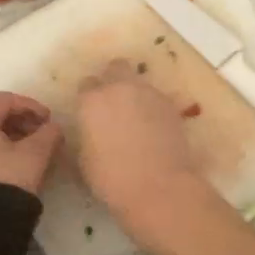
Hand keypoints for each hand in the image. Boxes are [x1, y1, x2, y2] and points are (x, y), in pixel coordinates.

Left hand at [0, 91, 62, 194]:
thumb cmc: (9, 180)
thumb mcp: (36, 155)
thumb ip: (49, 134)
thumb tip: (53, 128)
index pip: (5, 100)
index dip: (30, 105)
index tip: (48, 119)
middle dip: (23, 122)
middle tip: (44, 134)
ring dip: (14, 138)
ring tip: (35, 151)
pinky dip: (2, 151)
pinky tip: (20, 165)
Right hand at [74, 60, 214, 239]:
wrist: (159, 187)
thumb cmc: (112, 179)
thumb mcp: (84, 160)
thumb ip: (86, 135)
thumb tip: (91, 131)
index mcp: (92, 100)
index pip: (86, 84)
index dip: (88, 97)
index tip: (90, 112)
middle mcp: (120, 88)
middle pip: (115, 67)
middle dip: (113, 79)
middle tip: (113, 103)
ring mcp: (149, 93)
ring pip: (139, 81)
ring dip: (135, 93)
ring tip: (137, 118)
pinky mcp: (171, 105)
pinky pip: (157, 98)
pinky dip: (153, 107)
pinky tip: (155, 128)